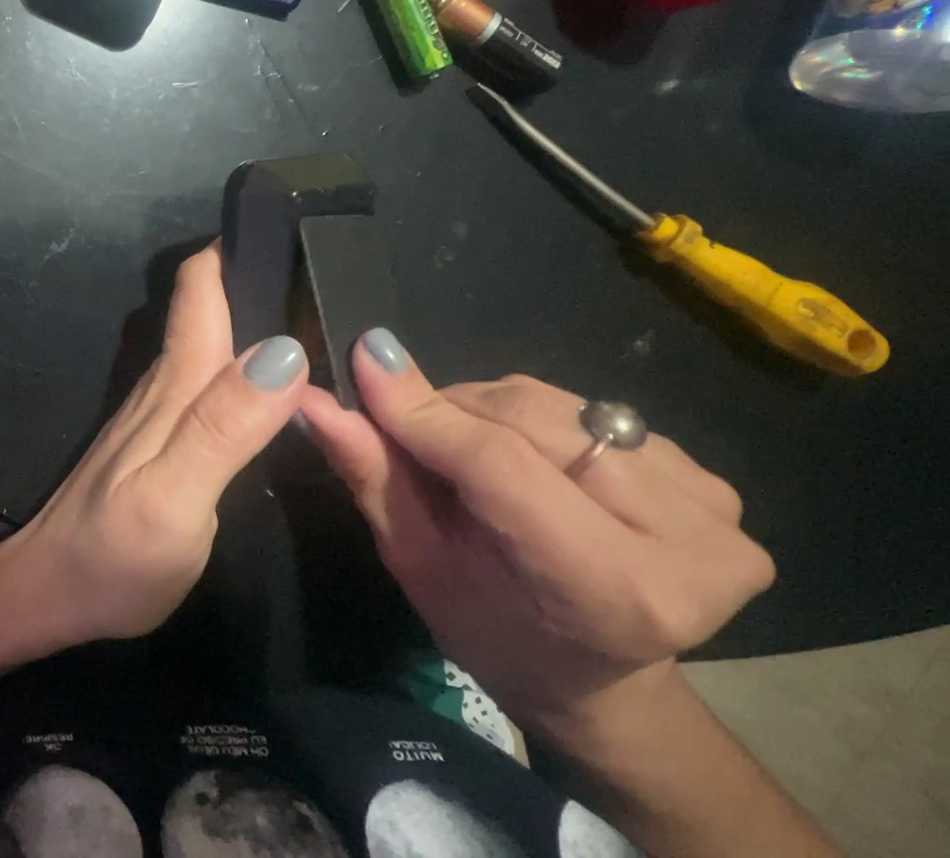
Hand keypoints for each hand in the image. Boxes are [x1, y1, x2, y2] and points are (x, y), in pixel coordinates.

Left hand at [0, 243, 310, 650]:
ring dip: (257, 319)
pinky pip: (210, 385)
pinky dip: (245, 366)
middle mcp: (166, 387)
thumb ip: (224, 428)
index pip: (201, 291)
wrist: (54, 594)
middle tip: (331, 264)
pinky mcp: (162, 442)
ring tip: (317, 308)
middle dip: (262, 276)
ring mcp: (160, 415)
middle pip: (212, 309)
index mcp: (174, 387)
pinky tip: (275, 380)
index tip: (298, 224)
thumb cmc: (114, 556)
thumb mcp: (175, 500)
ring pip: (212, 344)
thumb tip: (284, 349)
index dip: (238, 248)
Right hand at [298, 329, 775, 734]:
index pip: (498, 464)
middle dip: (452, 410)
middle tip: (406, 429)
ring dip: (491, 412)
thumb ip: (373, 476)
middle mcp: (688, 543)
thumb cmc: (489, 629)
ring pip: (562, 407)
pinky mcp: (720, 484)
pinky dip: (538, 422)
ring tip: (466, 451)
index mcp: (608, 587)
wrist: (593, 670)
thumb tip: (313, 400)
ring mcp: (717, 508)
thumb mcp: (416, 563)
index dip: (423, 412)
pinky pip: (595, 414)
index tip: (361, 362)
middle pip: (533, 422)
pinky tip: (528, 460)